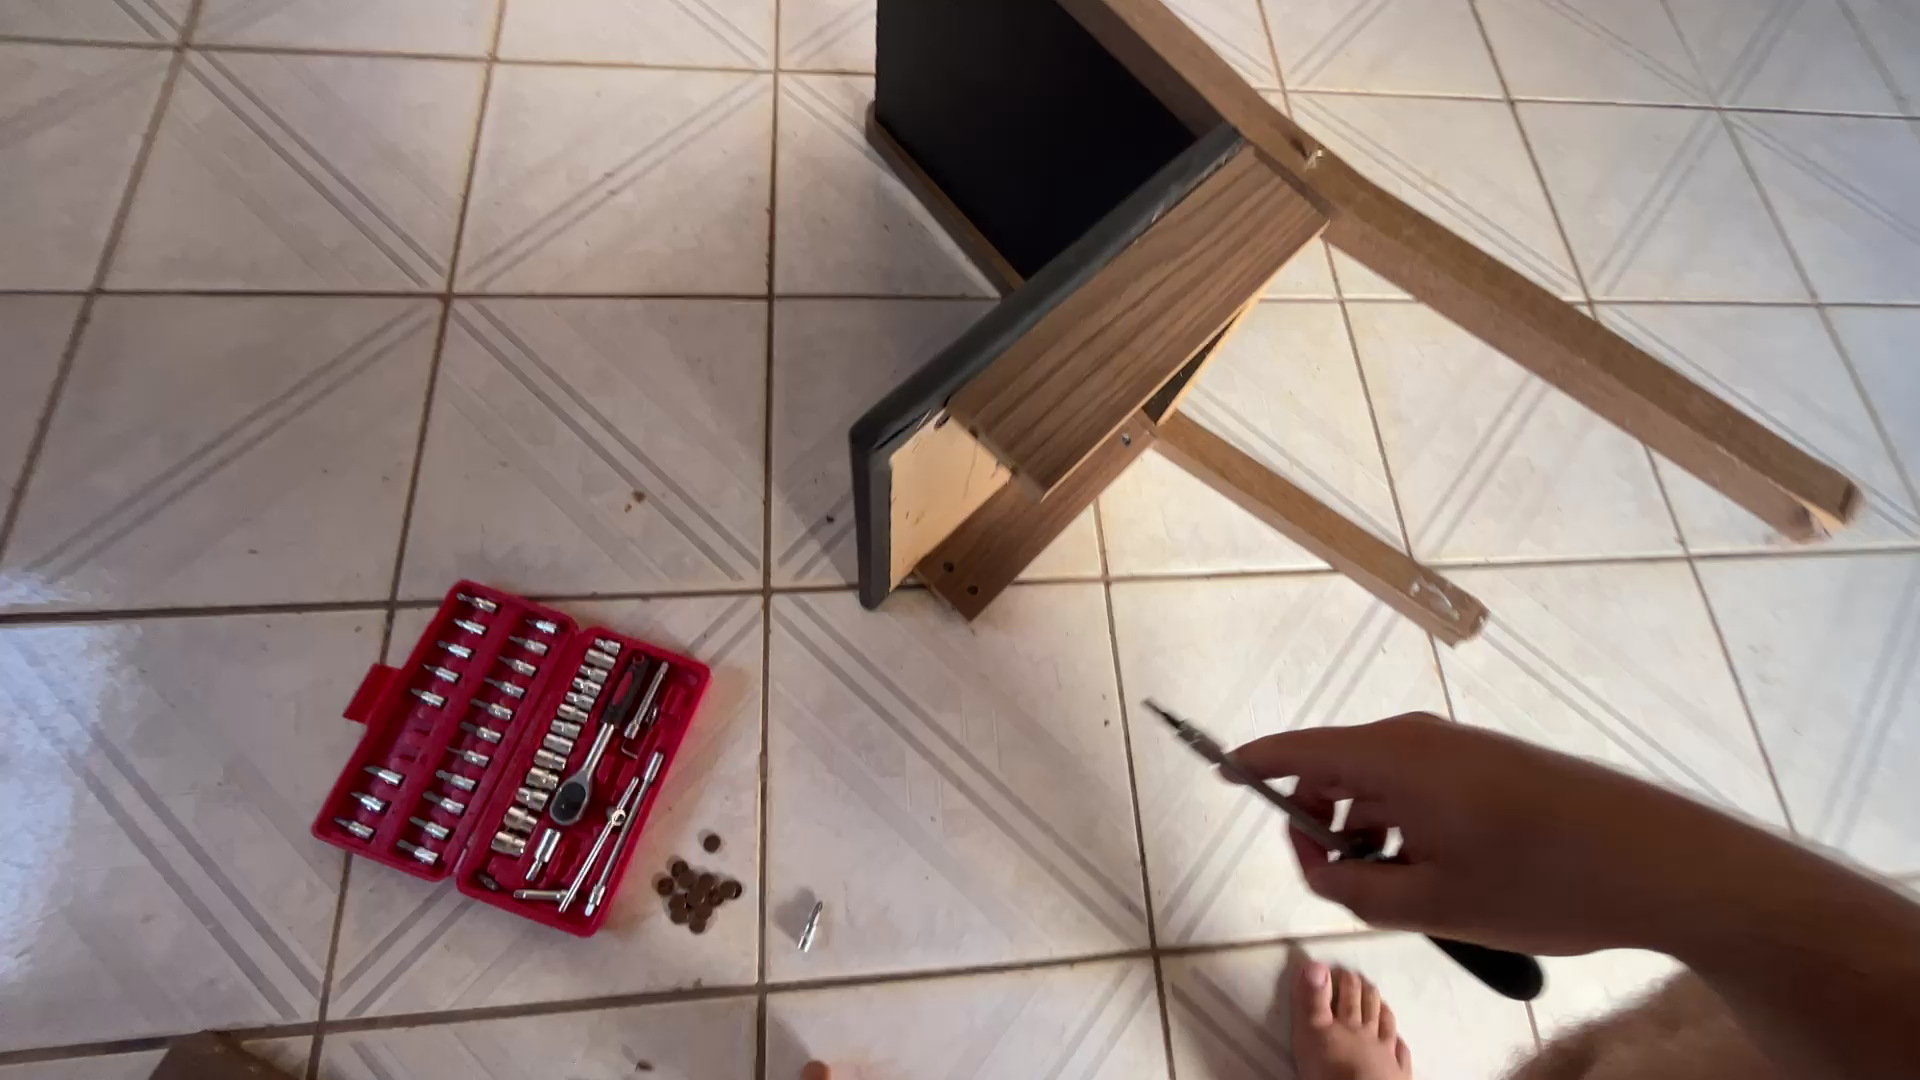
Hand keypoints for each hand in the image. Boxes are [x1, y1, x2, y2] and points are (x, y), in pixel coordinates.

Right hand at [1231, 714, 1761, 956]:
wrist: (1673, 865)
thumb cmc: (1543, 881)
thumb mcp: (1435, 903)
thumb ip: (1356, 892)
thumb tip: (1323, 873)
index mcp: (1391, 758)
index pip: (1297, 749)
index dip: (1252, 761)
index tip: (1221, 771)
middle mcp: (1415, 739)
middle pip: (1335, 768)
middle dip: (1318, 820)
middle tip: (1333, 878)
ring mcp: (1454, 747)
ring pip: (1377, 780)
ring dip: (1363, 827)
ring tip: (1392, 885)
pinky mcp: (1486, 762)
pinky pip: (1415, 783)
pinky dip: (1400, 820)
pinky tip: (1432, 868)